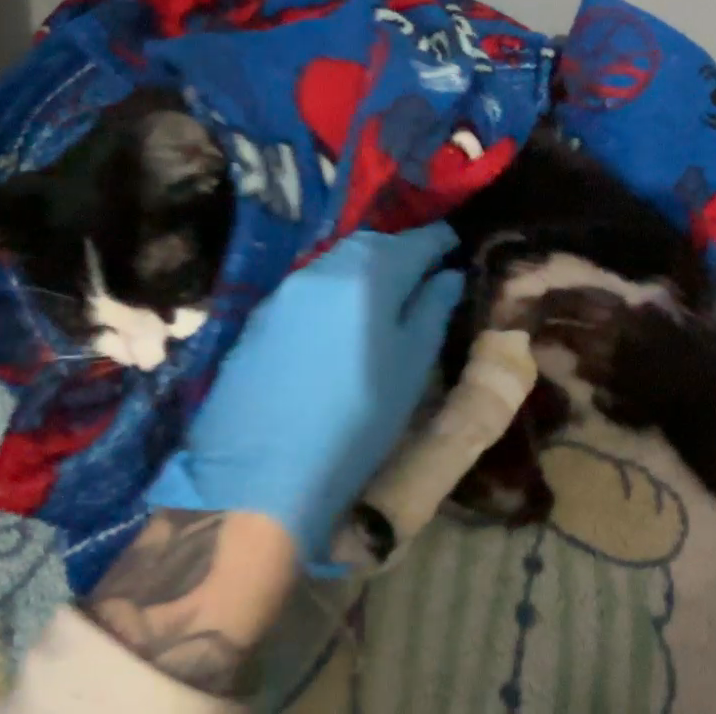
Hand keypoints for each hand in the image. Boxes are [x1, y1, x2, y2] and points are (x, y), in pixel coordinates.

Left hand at [144, 224, 463, 564]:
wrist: (264, 476)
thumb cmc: (360, 418)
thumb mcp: (412, 364)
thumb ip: (433, 309)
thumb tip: (449, 274)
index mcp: (368, 274)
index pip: (415, 240)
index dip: (440, 240)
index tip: (456, 245)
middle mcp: (323, 268)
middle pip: (372, 244)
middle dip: (401, 251)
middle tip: (423, 272)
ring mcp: (285, 291)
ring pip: (337, 262)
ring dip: (366, 269)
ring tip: (385, 297)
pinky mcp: (260, 318)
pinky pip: (310, 287)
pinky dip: (336, 290)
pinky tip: (341, 321)